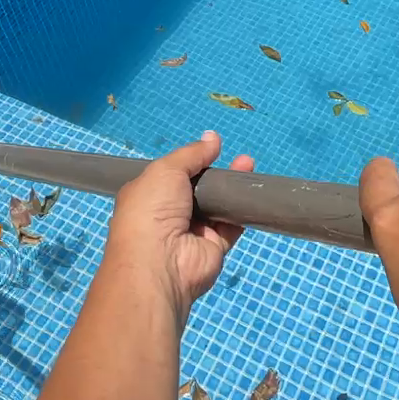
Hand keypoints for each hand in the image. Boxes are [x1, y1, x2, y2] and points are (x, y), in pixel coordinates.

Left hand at [103, 131, 250, 327]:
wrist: (160, 262)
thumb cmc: (153, 208)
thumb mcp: (166, 170)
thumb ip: (192, 154)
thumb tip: (213, 137)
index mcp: (147, 195)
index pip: (170, 174)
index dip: (190, 161)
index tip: (210, 149)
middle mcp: (167, 213)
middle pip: (197, 188)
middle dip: (216, 171)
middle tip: (238, 158)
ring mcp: (190, 231)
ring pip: (216, 204)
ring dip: (231, 187)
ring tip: (247, 165)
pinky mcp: (212, 247)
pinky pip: (229, 226)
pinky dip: (240, 211)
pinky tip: (251, 191)